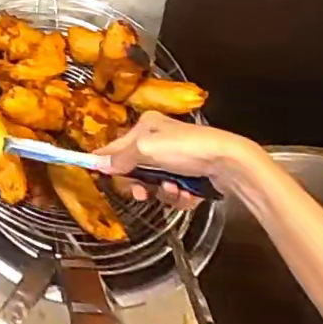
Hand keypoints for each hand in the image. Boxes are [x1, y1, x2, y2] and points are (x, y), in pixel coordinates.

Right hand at [95, 112, 252, 210]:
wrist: (230, 162)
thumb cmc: (186, 148)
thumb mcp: (147, 148)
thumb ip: (122, 157)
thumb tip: (98, 163)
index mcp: (147, 126)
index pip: (118, 144)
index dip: (106, 158)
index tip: (92, 169)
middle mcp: (160, 140)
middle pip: (136, 167)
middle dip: (140, 182)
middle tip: (142, 192)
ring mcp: (177, 159)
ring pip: (156, 183)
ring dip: (162, 191)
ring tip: (174, 190)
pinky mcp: (192, 176)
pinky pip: (174, 191)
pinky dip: (179, 196)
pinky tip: (187, 194)